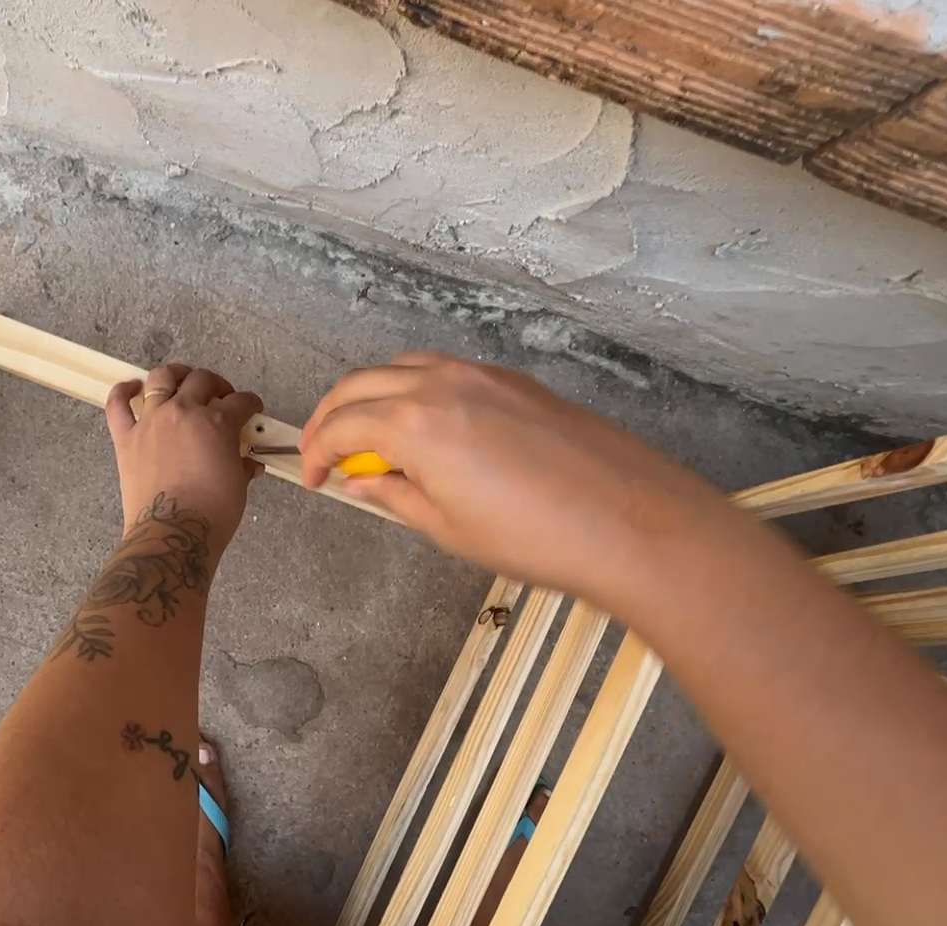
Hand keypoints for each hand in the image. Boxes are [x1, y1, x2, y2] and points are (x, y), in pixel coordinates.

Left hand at [104, 365, 263, 557]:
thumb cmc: (210, 514)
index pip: (240, 402)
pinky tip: (131, 387)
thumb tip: (249, 464)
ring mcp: (152, 422)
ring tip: (183, 381)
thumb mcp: (237, 487)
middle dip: (217, 385)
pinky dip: (122, 391)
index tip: (251, 408)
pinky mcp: (126, 438)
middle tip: (222, 397)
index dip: (250, 404)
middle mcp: (183, 412)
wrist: (172, 534)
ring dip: (175, 375)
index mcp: (217, 423)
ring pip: (161, 379)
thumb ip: (242, 466)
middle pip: (202, 380)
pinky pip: (116, 404)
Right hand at [299, 353, 742, 608]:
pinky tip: (424, 427)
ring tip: (368, 436)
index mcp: (415, 423)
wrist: (632, 524)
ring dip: (372, 396)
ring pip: (402, 368)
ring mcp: (482, 375)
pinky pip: (444, 371)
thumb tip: (361, 484)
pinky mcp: (514, 381)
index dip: (316, 453)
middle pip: (361, 383)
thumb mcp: (446, 527)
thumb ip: (393, 496)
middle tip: (323, 451)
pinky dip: (414, 390)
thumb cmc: (534, 537)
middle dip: (330, 415)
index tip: (314, 478)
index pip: (342, 426)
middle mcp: (442, 383)